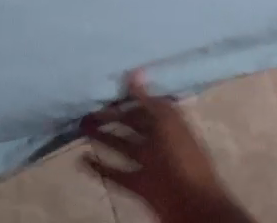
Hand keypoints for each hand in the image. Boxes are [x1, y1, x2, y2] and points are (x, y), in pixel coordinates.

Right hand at [79, 71, 252, 222]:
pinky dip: (100, 167)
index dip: (126, 98)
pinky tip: (82, 159)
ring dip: (102, 137)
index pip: (143, 105)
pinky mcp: (139, 185)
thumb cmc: (184, 158)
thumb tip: (134, 71)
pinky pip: (117, 173)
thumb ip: (148, 99)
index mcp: (167, 123)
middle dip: (110, 117)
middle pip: (130, 125)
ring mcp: (148, 163)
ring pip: (121, 146)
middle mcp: (157, 140)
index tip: (104, 89)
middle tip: (87, 109)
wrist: (195, 205)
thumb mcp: (167, 122)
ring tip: (81, 127)